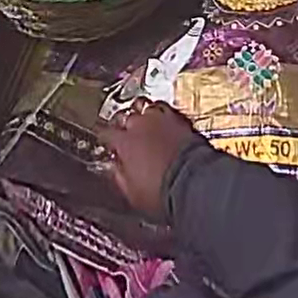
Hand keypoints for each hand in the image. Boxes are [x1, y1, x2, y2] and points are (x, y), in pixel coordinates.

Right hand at [98, 101, 200, 220]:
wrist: (192, 180)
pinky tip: (160, 117)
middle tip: (122, 130)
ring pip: (143, 105)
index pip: (107, 133)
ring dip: (140, 112)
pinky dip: (158, 110)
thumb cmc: (162, 191)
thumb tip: (116, 167)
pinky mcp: (177, 116)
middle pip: (125, 116)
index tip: (104, 138)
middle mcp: (139, 125)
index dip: (104, 136)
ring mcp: (159, 117)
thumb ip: (119, 174)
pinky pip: (162, 106)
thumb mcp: (132, 191)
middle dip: (122, 122)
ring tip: (140, 118)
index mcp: (124, 143)